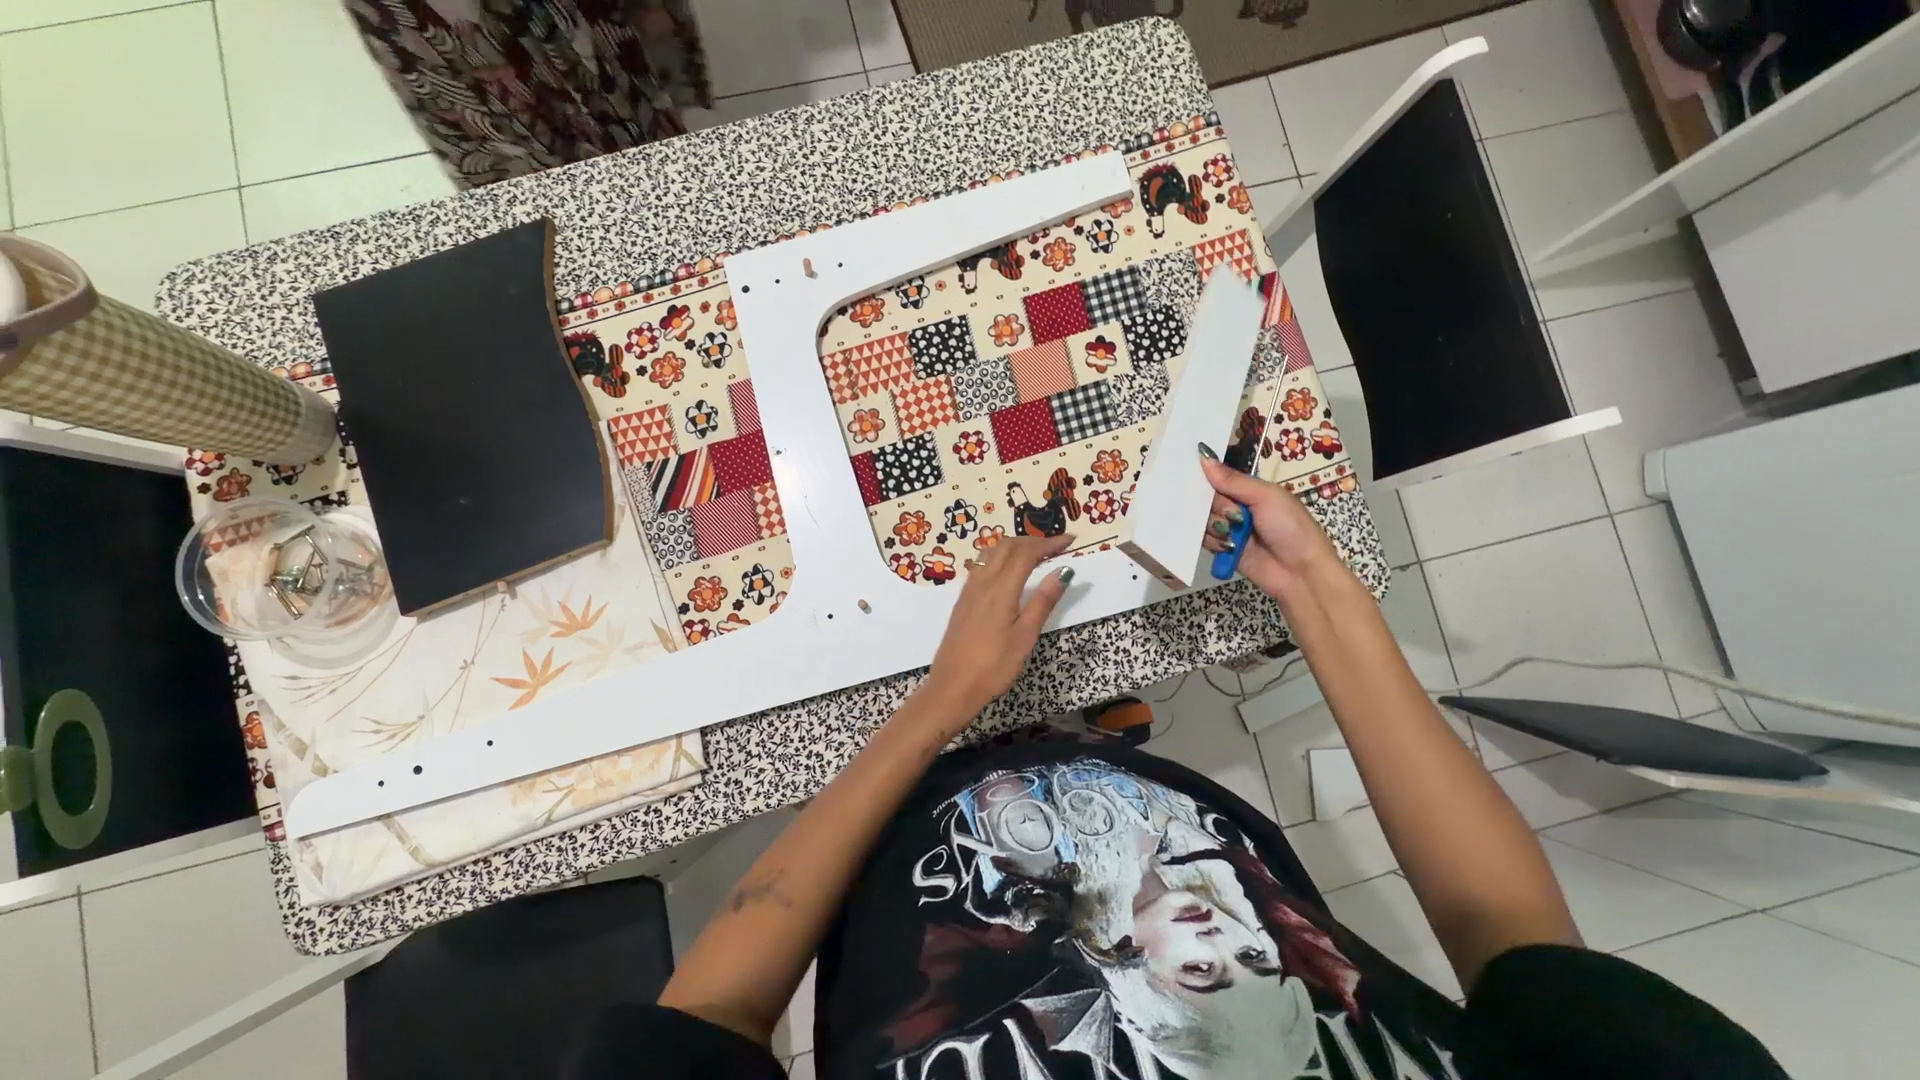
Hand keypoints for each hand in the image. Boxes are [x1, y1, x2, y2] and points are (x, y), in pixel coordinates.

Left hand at [917, 534, 1075, 725]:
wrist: (953, 686)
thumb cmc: (994, 666)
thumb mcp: (1025, 636)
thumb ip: (1044, 600)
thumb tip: (1064, 570)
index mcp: (1001, 589)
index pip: (1027, 553)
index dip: (1049, 543)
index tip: (1070, 541)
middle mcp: (982, 581)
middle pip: (1008, 546)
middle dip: (1033, 540)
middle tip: (1056, 546)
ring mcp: (969, 589)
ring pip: (992, 552)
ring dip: (1015, 545)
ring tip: (1035, 553)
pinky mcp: (962, 600)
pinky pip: (982, 564)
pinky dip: (1000, 556)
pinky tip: (1008, 570)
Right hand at [1198, 449, 1339, 600]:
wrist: (1300, 571)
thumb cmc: (1290, 527)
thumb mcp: (1265, 496)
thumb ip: (1233, 480)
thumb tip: (1203, 456)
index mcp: (1250, 490)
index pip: (1219, 477)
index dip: (1207, 477)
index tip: (1192, 475)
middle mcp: (1237, 507)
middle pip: (1208, 498)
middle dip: (1215, 505)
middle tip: (1235, 514)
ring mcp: (1230, 529)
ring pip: (1203, 519)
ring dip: (1215, 525)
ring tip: (1234, 534)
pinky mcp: (1223, 550)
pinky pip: (1205, 540)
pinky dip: (1212, 541)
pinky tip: (1228, 545)